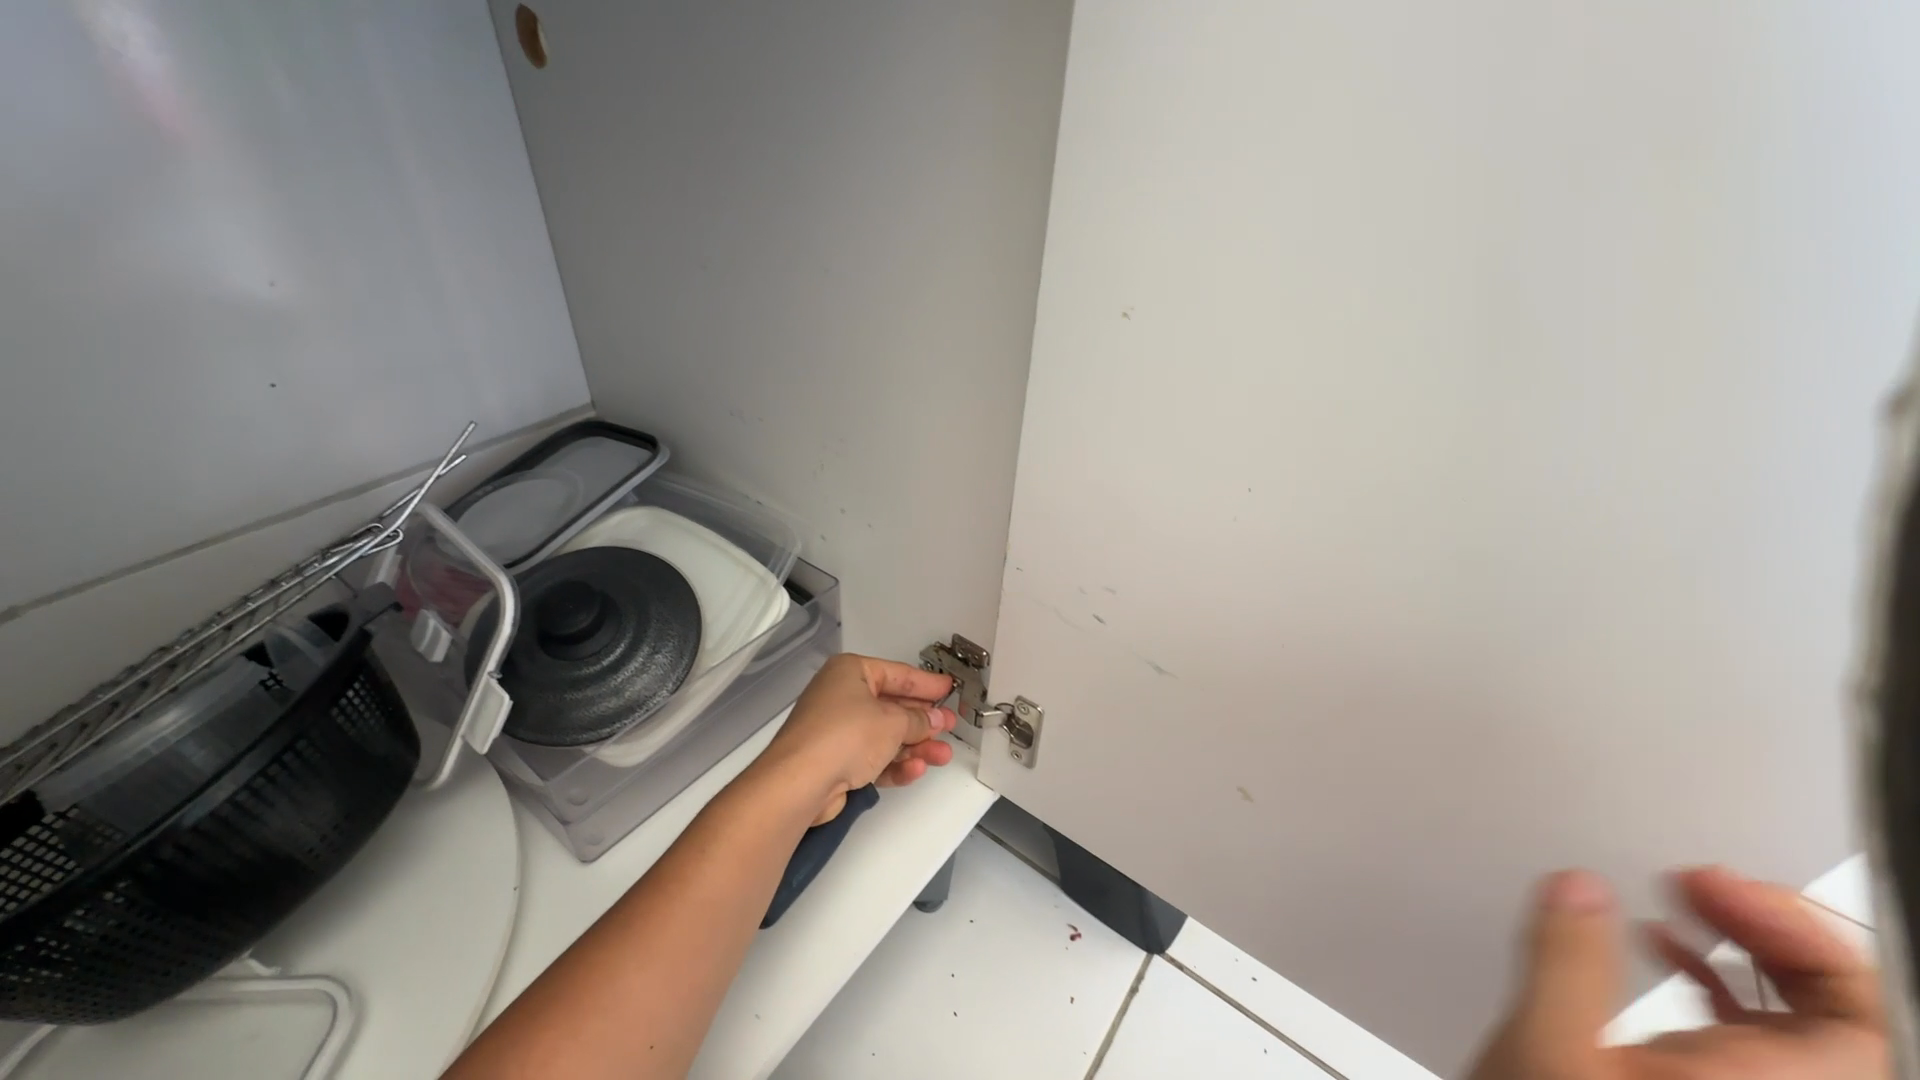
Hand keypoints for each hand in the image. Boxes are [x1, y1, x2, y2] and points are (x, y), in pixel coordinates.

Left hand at [758, 654, 958, 825]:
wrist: (801, 782)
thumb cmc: (843, 736)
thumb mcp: (893, 722)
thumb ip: (919, 720)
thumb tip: (935, 719)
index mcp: (850, 672)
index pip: (897, 674)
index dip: (926, 683)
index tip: (948, 689)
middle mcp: (841, 697)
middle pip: (891, 707)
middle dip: (922, 720)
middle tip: (948, 725)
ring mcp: (837, 731)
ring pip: (884, 736)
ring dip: (914, 746)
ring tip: (941, 755)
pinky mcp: (836, 761)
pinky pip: (872, 759)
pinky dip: (894, 764)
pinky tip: (915, 769)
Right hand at [1466, 867, 1885, 1079]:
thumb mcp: (1546, 1052)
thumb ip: (1566, 963)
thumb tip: (1579, 888)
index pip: (1861, 1011)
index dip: (1802, 932)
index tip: (1715, 884)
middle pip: (1840, 1012)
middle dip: (1773, 931)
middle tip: (1700, 883)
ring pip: (1799, 1020)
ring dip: (1747, 949)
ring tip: (1684, 902)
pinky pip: (1753, 1034)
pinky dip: (1718, 979)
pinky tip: (1664, 947)